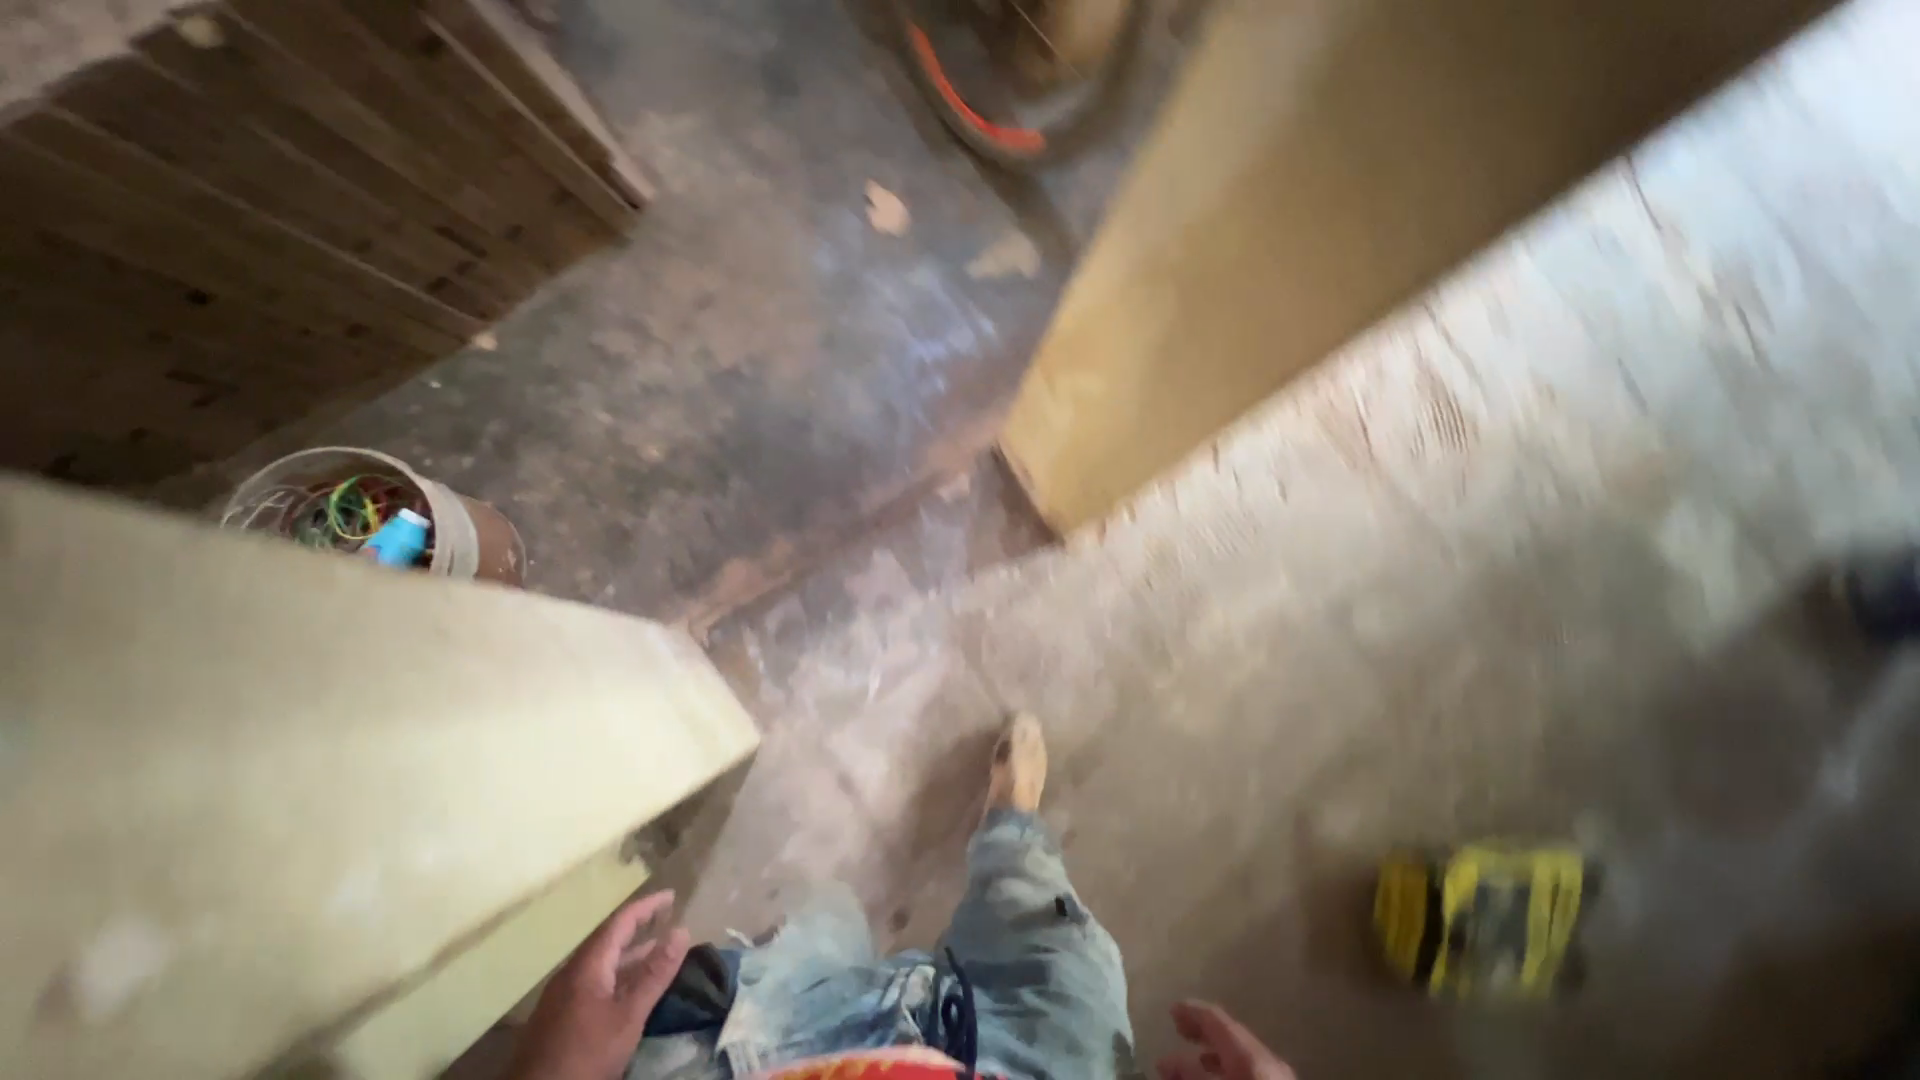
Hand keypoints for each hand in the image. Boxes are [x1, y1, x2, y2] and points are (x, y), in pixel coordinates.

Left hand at [508, 891, 690, 1079]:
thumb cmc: (585, 1056)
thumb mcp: (628, 1016)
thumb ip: (655, 974)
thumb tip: (682, 931)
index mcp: (587, 966)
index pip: (620, 922)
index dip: (647, 906)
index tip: (672, 896)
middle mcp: (571, 974)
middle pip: (608, 940)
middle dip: (639, 927)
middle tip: (668, 919)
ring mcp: (562, 998)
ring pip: (601, 964)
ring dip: (630, 955)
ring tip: (658, 952)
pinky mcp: (559, 1019)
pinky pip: (594, 983)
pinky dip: (618, 977)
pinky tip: (630, 992)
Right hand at [1155, 1000, 1294, 1079]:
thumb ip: (1189, 1075)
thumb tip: (1167, 1064)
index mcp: (1250, 1056)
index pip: (1216, 1020)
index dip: (1191, 1012)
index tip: (1171, 1013)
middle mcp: (1269, 1062)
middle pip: (1230, 1038)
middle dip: (1200, 1038)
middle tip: (1175, 1041)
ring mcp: (1280, 1079)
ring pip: (1241, 1061)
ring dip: (1212, 1062)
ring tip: (1188, 1070)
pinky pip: (1251, 1075)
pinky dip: (1229, 1076)